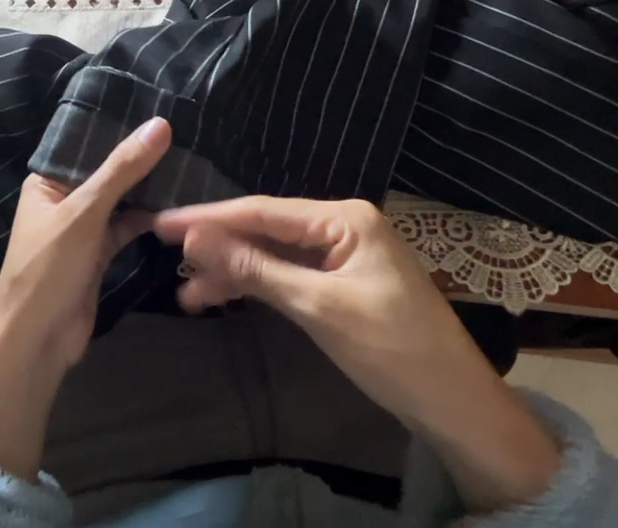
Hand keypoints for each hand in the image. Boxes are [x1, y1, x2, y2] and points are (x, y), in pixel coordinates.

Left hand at [0, 116, 169, 369]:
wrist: (37, 342)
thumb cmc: (48, 269)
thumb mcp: (84, 213)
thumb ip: (122, 170)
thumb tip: (160, 125)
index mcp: (46, 181)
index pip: (85, 143)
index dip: (118, 127)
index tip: (159, 109)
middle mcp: (63, 199)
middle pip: (106, 171)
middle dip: (140, 159)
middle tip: (185, 133)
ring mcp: (82, 228)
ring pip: (120, 200)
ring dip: (148, 188)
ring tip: (190, 161)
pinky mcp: (99, 254)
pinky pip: (126, 227)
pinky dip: (148, 219)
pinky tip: (178, 204)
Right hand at [155, 197, 560, 511]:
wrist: (456, 405)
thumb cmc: (392, 350)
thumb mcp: (318, 308)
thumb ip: (255, 270)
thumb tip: (195, 237)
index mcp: (344, 218)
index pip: (262, 211)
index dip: (208, 218)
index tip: (161, 224)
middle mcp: (341, 225)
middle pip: (265, 229)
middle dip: (217, 246)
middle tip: (165, 255)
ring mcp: (342, 254)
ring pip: (273, 254)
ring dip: (233, 271)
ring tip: (187, 294)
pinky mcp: (341, 282)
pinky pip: (289, 274)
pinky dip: (258, 286)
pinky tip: (223, 296)